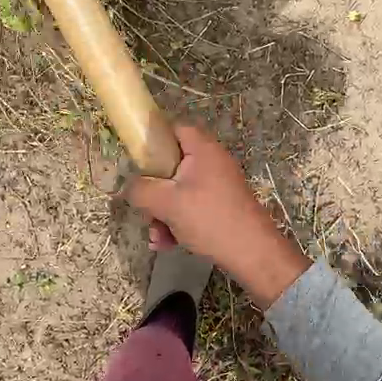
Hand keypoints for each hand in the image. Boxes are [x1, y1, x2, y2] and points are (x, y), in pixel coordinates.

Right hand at [124, 126, 310, 307]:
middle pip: (173, 165)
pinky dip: (178, 222)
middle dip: (155, 191)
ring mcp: (218, 184)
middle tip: (147, 209)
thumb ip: (142, 190)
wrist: (251, 251)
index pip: (175, 129)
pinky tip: (168, 244)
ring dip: (163, 213)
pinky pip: (192, 206)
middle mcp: (212, 161)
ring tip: (157, 238)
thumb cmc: (209, 218)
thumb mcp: (167, 203)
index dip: (154, 141)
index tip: (138, 161)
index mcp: (202, 149)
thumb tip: (130, 187)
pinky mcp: (221, 204)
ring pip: (180, 191)